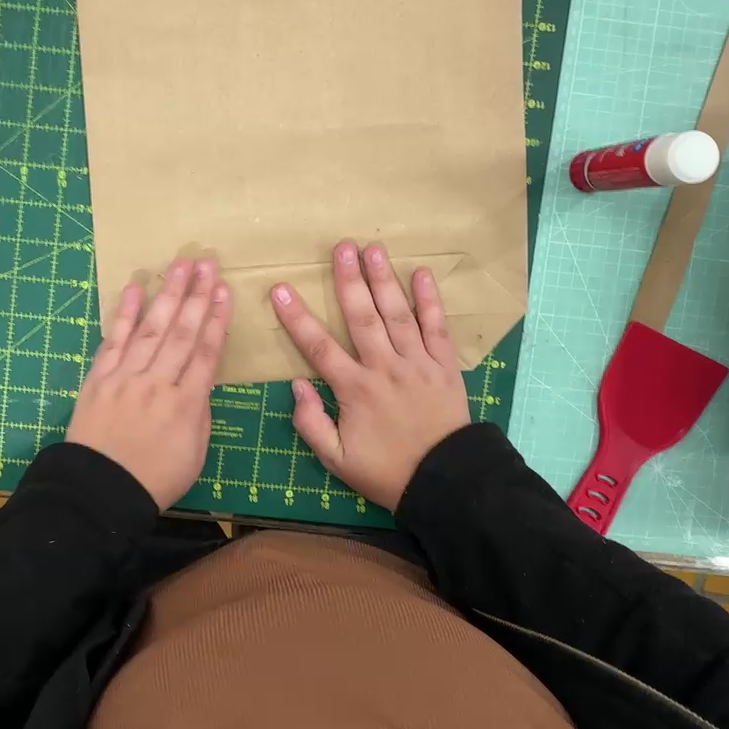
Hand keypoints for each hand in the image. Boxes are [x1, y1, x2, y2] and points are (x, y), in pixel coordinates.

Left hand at [67, 256, 232, 508]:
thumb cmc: (155, 480)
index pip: (207, 352)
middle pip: (182, 331)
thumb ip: (200, 412)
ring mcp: (126, 377)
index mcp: (187, 403)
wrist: (100, 492)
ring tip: (181, 264)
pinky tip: (135, 288)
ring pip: (151, 327)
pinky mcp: (99, 377)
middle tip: (207, 262)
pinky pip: (114, 339)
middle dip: (197, 294)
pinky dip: (124, 313)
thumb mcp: (195, 453)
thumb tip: (200, 381)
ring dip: (168, 293)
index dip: (218, 319)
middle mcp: (158, 382)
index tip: (225, 290)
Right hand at [270, 241, 469, 511]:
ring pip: (398, 314)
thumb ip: (311, 423)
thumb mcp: (337, 460)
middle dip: (349, 280)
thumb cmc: (386, 472)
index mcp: (355, 390)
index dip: (297, 318)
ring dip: (384, 280)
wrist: (446, 482)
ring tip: (373, 249)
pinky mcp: (444, 366)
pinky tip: (422, 274)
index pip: (318, 348)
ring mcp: (417, 363)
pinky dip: (430, 300)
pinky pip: (437, 327)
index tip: (281, 290)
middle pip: (363, 317)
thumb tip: (297, 386)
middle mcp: (385, 368)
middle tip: (341, 247)